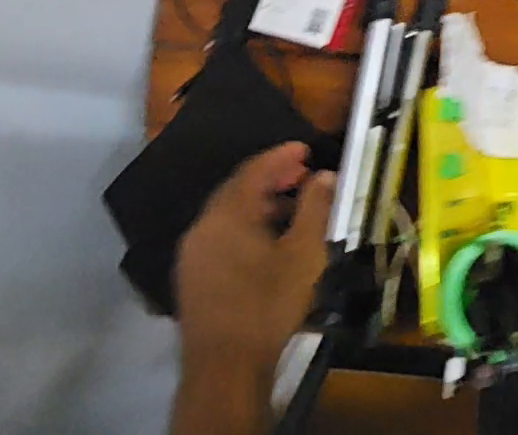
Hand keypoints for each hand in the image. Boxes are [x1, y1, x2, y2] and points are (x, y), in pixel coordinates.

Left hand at [175, 142, 336, 371]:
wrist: (226, 368)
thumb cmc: (268, 304)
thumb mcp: (303, 253)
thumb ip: (315, 207)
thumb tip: (324, 175)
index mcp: (226, 216)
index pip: (253, 171)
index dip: (281, 156)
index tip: (306, 148)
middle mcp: (202, 228)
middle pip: (237, 189)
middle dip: (271, 176)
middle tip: (302, 172)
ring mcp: (192, 254)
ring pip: (228, 213)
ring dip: (260, 201)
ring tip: (292, 204)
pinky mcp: (193, 277)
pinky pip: (221, 234)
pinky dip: (246, 224)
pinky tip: (269, 237)